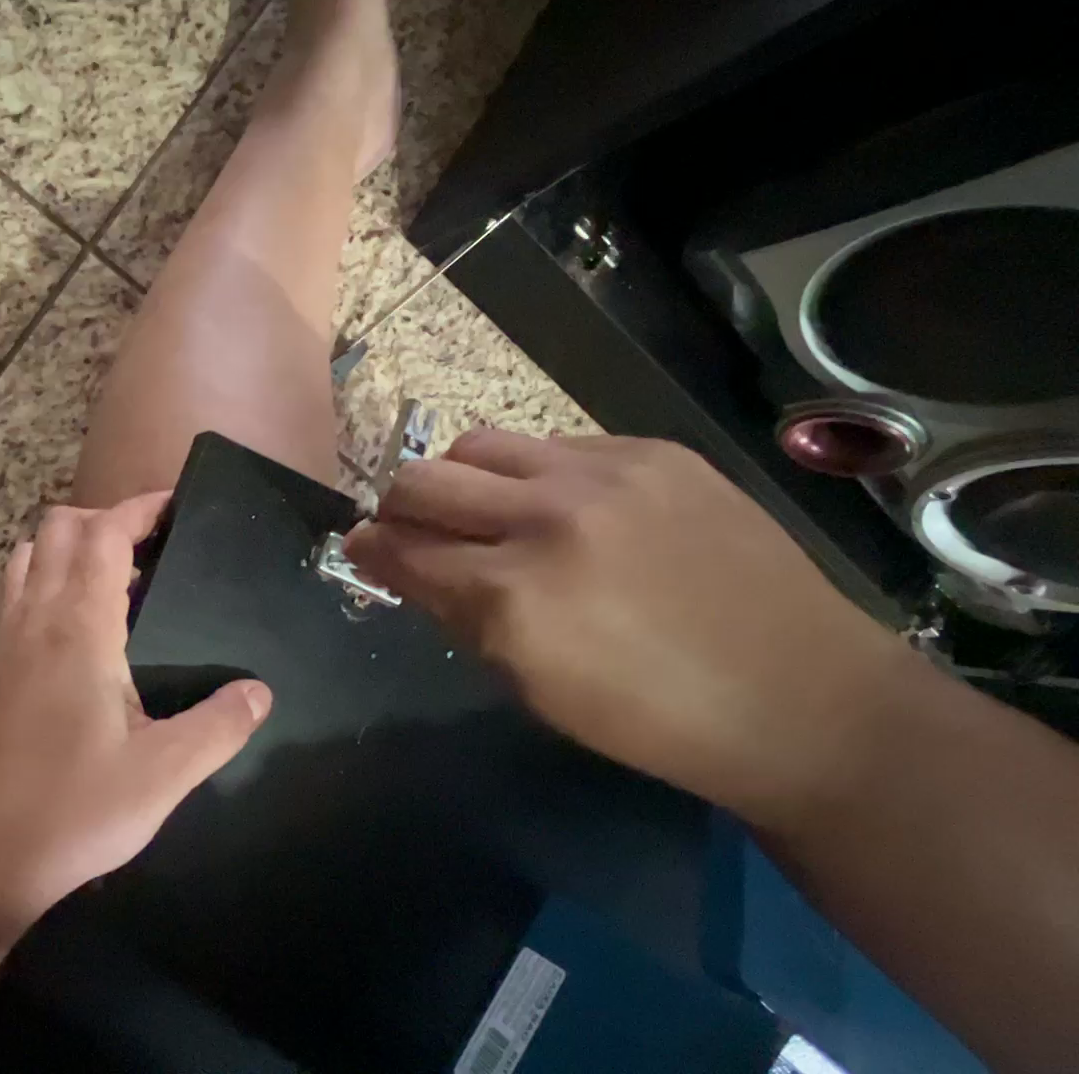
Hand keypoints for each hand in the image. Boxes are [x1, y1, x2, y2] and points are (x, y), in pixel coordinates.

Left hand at [0, 492, 271, 928]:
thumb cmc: (71, 810)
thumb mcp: (163, 774)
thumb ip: (218, 727)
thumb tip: (260, 692)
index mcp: (78, 626)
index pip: (103, 533)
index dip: (138, 508)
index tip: (174, 506)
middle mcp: (33, 618)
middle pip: (57, 528)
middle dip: (103, 519)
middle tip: (149, 550)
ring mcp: (1, 642)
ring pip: (28, 557)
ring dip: (67, 548)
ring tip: (112, 583)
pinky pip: (12, 595)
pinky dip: (42, 582)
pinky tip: (71, 634)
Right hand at [344, 429, 911, 823]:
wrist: (803, 700)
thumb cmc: (649, 718)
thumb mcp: (528, 685)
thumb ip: (455, 614)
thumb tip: (406, 566)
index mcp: (511, 596)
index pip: (399, 547)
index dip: (366, 547)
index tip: (360, 547)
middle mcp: (546, 519)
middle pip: (421, 478)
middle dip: (397, 507)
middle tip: (409, 530)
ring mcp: (604, 474)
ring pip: (477, 443)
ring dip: (458, 478)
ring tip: (481, 510)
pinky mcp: (652, 452)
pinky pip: (552, 445)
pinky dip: (531, 475)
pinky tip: (561, 509)